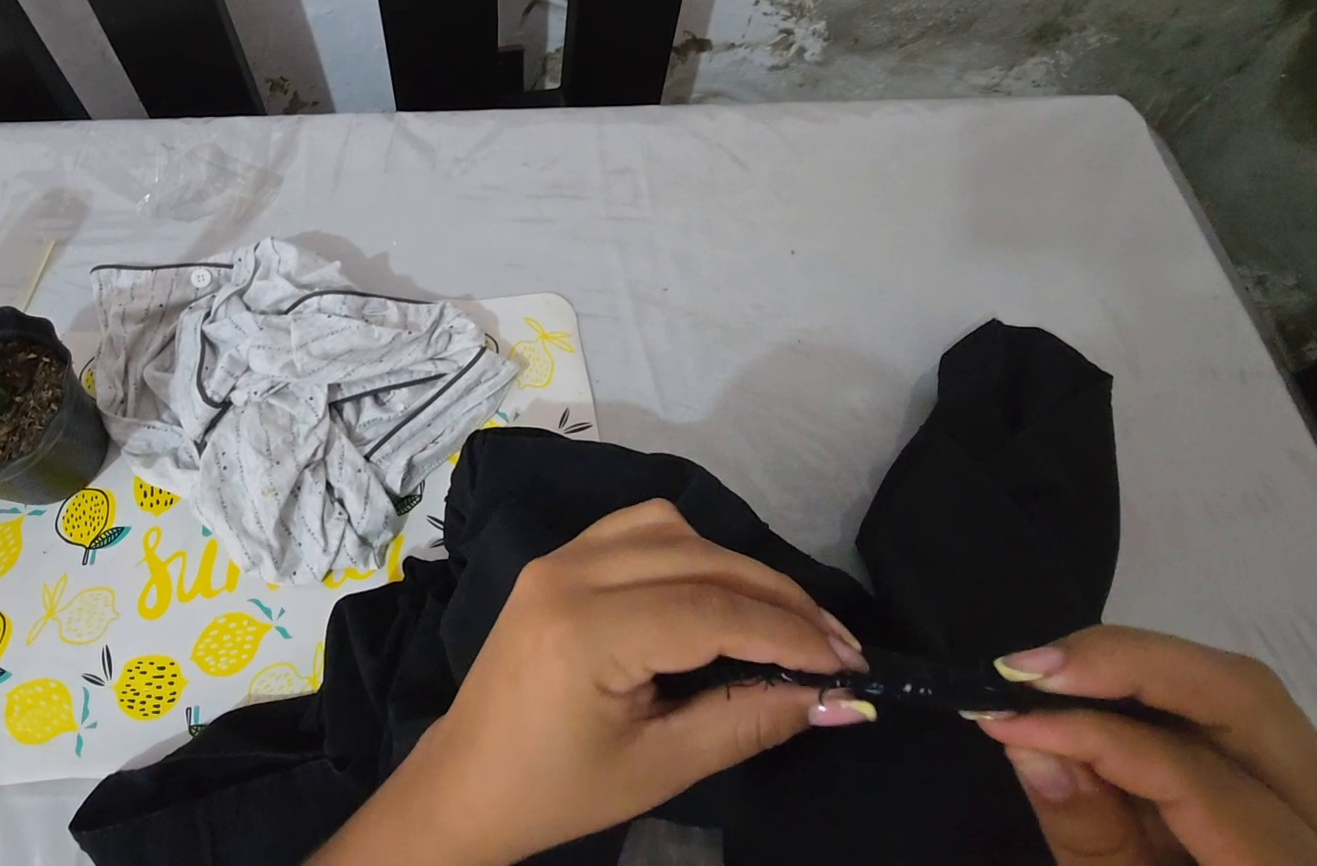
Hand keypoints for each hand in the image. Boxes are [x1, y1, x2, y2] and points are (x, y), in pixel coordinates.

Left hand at [311, 499, 870, 864]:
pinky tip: (709, 585)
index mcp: (587, 631)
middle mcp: (569, 574)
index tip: (848, 662)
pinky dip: (683, 547)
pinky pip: (631, 530)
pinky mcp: (553, 561)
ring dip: (729, 563)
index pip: (711, 612)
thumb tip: (833, 697)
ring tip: (777, 616)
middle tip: (832, 642)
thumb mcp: (661, 766)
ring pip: (666, 528)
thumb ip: (747, 720)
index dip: (788, 634)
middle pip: (695, 558)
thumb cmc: (557, 789)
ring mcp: (556, 559)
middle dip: (773, 595)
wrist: (468, 779)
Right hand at [977, 625, 1316, 863]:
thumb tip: (1028, 741)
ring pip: (1229, 681)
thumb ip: (1088, 836)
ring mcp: (1309, 790)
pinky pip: (1208, 697)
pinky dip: (1132, 677)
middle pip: (1243, 698)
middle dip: (1124, 663)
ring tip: (1040, 668)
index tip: (1001, 716)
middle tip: (1028, 668)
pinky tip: (1072, 683)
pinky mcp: (1270, 768)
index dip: (1091, 734)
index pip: (1196, 776)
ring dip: (1123, 660)